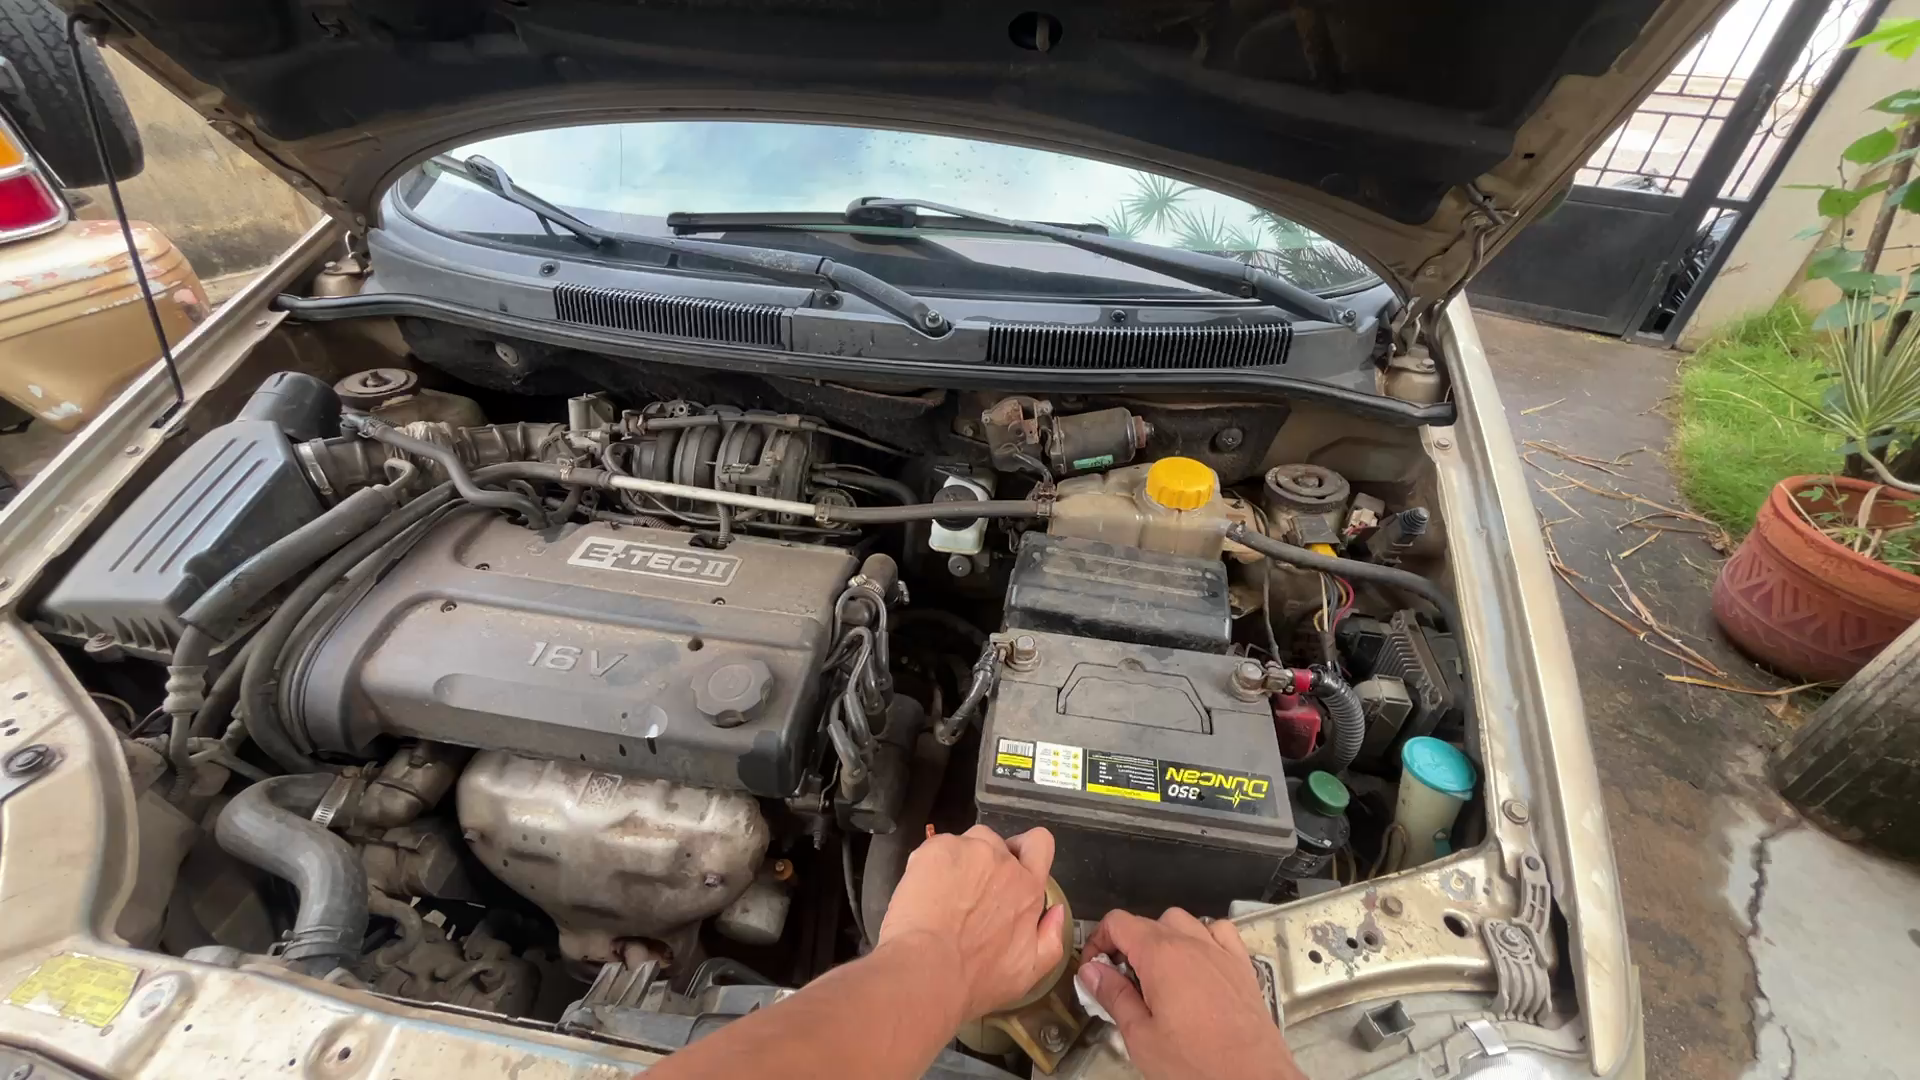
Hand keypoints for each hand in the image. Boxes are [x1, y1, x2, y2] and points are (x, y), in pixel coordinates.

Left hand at [877, 825, 1066, 1020]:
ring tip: (943, 896)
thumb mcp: (1027, 973)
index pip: (1040, 843)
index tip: (1012, 866)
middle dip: (985, 864)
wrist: (925, 969)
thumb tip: (1056, 910)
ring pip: (965, 844)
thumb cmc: (976, 979)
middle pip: (996, 845)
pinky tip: (923, 894)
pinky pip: (937, 849)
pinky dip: (931, 866)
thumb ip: (1050, 939)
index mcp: (1027, 887)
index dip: (1026, 850)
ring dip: (959, 862)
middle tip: (968, 894)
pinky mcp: (937, 847)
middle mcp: (1001, 860)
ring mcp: (968, 849)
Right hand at [1076, 908, 1304, 1079]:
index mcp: (1159, 954)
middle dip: (1127, 945)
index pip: (1118, 923)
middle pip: (1146, 922)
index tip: (1095, 968)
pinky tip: (1199, 960)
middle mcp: (1189, 941)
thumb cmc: (1196, 1066)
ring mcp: (1218, 950)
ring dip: (1162, 937)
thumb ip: (1114, 997)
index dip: (1099, 940)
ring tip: (1158, 972)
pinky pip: (1219, 931)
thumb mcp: (1142, 1038)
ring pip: (1181, 921)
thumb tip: (1091, 971)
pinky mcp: (1241, 965)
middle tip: (1122, 982)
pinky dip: (1203, 936)